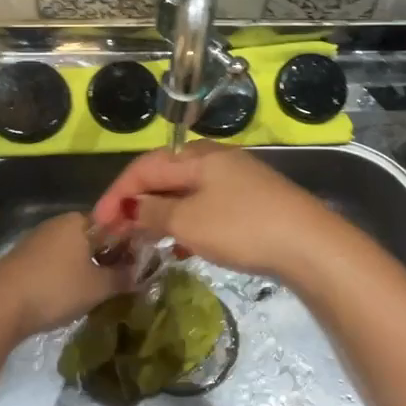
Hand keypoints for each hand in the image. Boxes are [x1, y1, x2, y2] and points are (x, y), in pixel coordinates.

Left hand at [0, 212, 129, 339]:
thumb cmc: (56, 289)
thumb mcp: (99, 287)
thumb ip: (124, 277)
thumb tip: (143, 273)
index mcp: (80, 221)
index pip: (115, 224)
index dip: (129, 245)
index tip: (139, 266)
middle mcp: (58, 223)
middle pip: (93, 237)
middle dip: (108, 257)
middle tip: (120, 282)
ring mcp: (37, 240)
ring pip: (73, 251)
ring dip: (86, 267)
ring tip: (97, 291)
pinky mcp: (23, 258)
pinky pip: (55, 262)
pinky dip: (66, 275)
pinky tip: (69, 294)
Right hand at [90, 141, 355, 281]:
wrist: (308, 245)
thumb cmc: (242, 228)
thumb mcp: (189, 222)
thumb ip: (154, 213)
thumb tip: (130, 207)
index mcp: (197, 157)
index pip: (144, 167)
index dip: (116, 194)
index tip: (97, 223)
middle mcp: (215, 160)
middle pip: (164, 176)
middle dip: (137, 203)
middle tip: (116, 232)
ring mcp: (236, 181)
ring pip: (185, 194)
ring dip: (160, 216)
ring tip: (142, 242)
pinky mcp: (250, 204)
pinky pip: (205, 208)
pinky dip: (186, 224)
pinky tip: (181, 248)